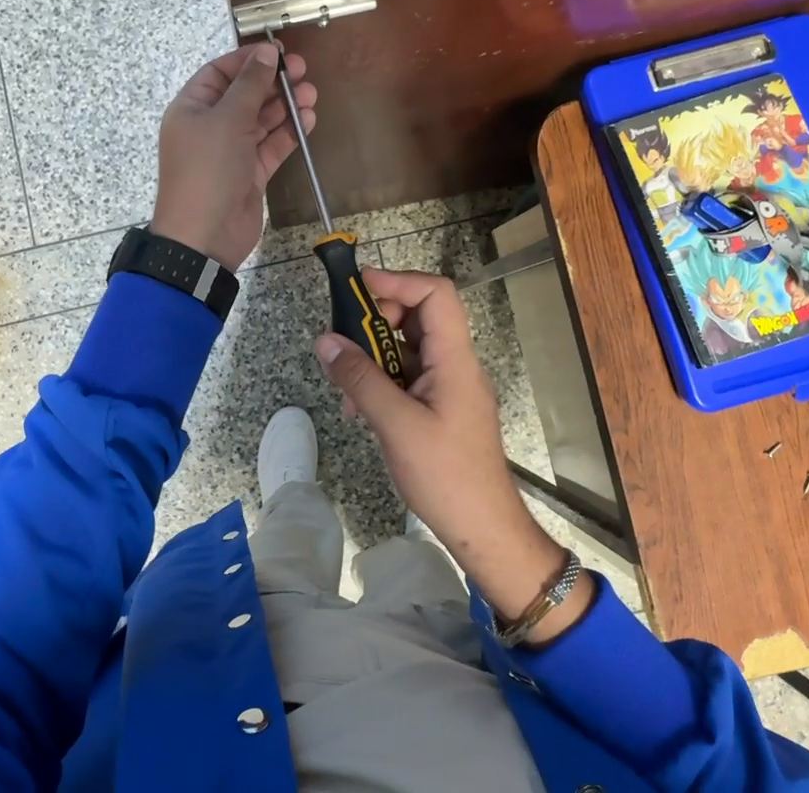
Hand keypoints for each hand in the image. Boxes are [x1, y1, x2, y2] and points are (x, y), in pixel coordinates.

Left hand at [151, 42, 316, 270]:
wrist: (204, 237)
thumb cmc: (208, 171)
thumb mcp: (228, 120)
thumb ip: (250, 86)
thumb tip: (266, 54)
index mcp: (191, 109)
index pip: (219, 73)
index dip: (247, 60)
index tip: (277, 51)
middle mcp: (209, 127)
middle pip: (243, 95)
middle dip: (272, 83)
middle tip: (303, 71)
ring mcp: (230, 152)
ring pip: (260, 121)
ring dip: (285, 107)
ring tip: (312, 94)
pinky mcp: (249, 174)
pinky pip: (270, 147)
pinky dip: (289, 134)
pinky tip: (308, 120)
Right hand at [314, 268, 592, 643]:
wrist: (483, 528)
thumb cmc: (445, 475)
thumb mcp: (396, 425)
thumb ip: (360, 379)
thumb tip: (325, 340)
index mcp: (455, 359)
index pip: (436, 294)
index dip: (398, 281)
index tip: (355, 287)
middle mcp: (455, 365)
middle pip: (418, 317)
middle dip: (375, 322)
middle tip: (341, 339)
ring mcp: (448, 388)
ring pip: (407, 350)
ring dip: (372, 358)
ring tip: (345, 386)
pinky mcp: (439, 410)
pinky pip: (407, 378)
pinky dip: (380, 383)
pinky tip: (359, 411)